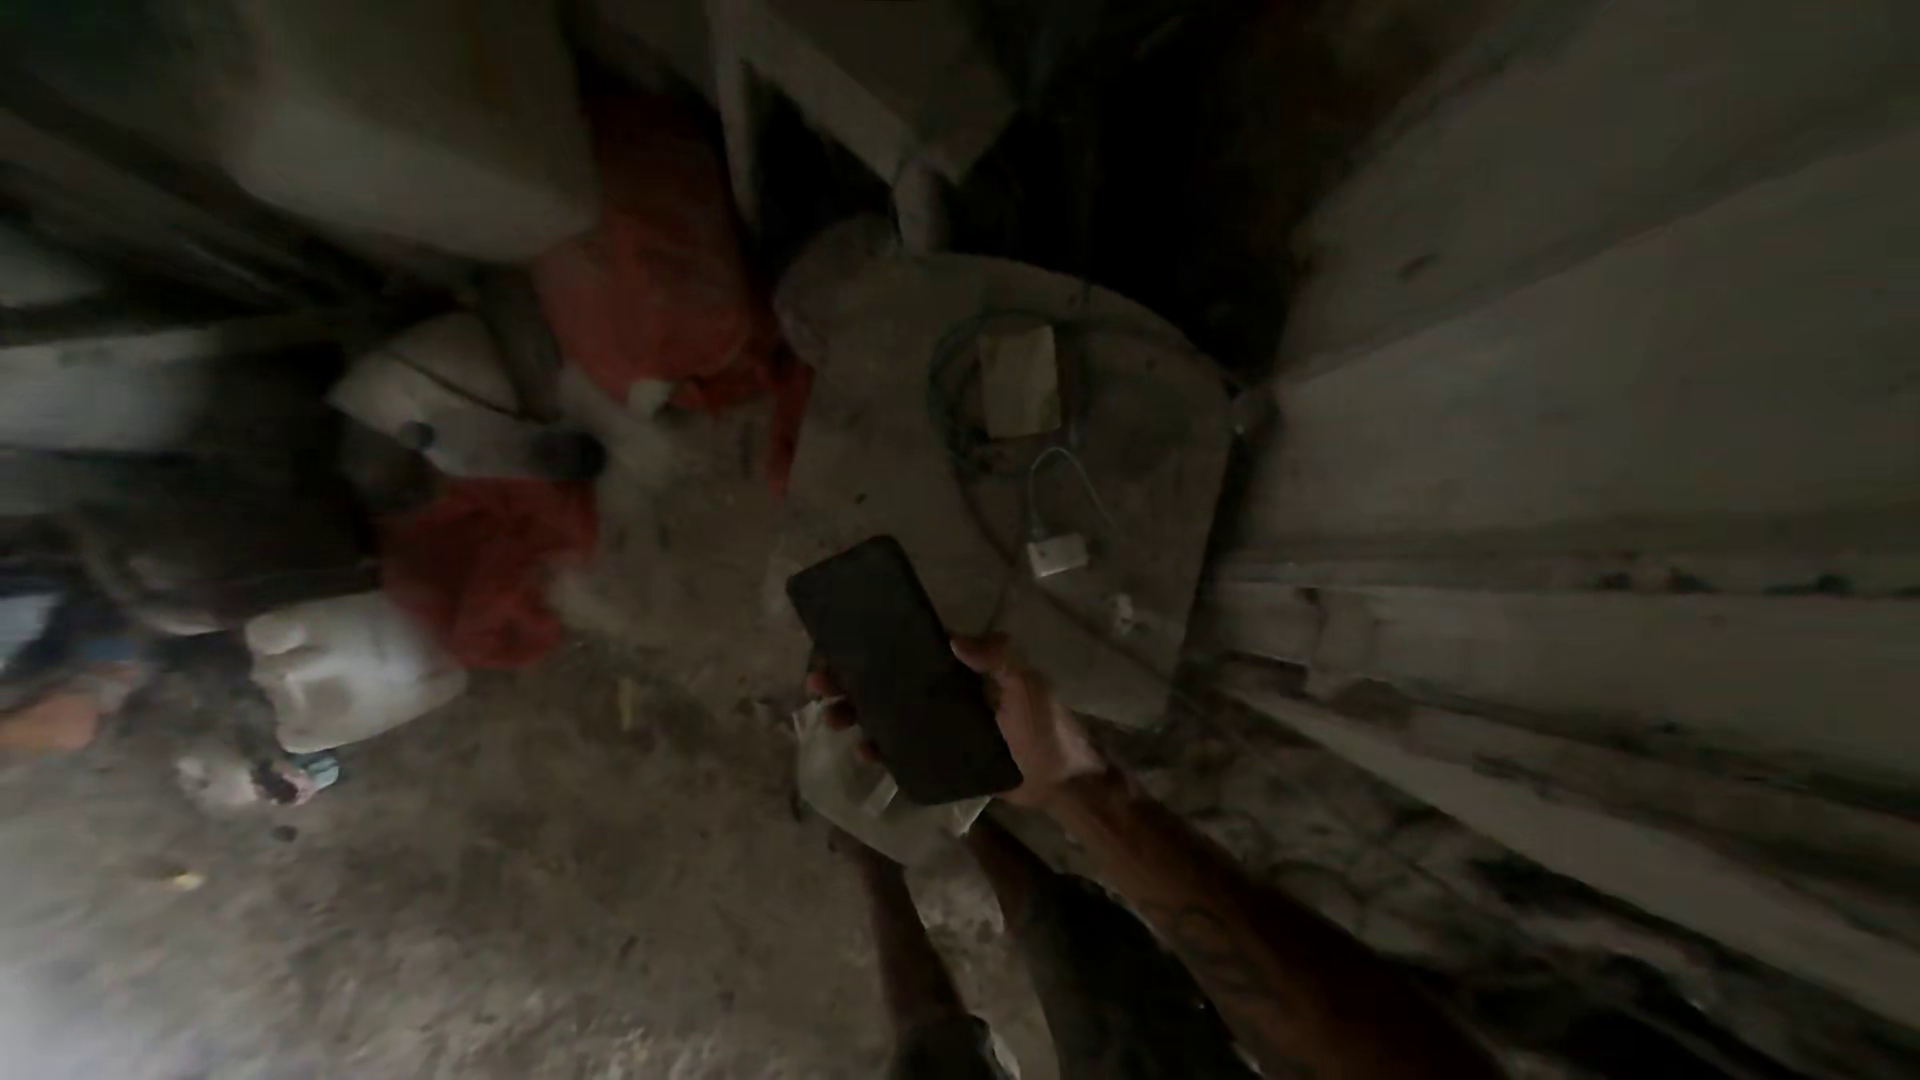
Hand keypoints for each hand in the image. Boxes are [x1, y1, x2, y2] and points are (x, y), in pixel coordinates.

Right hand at [804, 634, 1107, 808]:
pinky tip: (865, 750)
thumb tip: (954, 638)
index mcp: (960, 668)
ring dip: (858, 713)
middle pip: (889, 681)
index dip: (875, 647)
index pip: (910, 649)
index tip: (841, 647)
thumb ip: (997, 659)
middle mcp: (944, 691)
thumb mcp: (1026, 685)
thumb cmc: (1043, 726)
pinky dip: (880, 747)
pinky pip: (901, 748)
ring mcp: (939, 724)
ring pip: (888, 714)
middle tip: (818, 684)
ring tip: (834, 719)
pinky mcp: (938, 755)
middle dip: (852, 681)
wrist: (1058, 782)